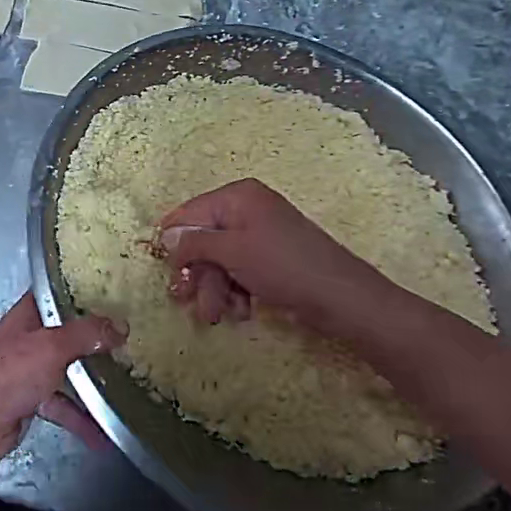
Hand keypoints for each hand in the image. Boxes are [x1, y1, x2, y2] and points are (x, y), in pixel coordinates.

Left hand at [0, 292, 123, 466]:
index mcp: (29, 314)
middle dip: (94, 341)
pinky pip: (62, 405)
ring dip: (91, 383)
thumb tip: (118, 325)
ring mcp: (28, 369)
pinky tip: (102, 435)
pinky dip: (81, 418)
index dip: (85, 295)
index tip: (116, 300)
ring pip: (67, 371)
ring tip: (123, 389)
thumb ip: (85, 335)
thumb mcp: (50, 347)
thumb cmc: (5, 373)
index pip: (59, 295)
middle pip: (67, 335)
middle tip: (128, 345)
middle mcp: (29, 338)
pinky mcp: (30, 399)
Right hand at [158, 178, 391, 333]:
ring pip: (220, 260)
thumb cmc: (283, 266)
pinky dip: (235, 291)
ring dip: (215, 288)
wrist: (345, 301)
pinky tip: (241, 310)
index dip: (174, 241)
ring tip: (218, 315)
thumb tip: (165, 236)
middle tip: (187, 301)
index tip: (165, 269)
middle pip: (204, 240)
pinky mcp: (272, 260)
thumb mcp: (231, 251)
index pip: (189, 213)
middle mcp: (247, 209)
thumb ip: (193, 242)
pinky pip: (240, 270)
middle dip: (198, 273)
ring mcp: (261, 235)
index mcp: (237, 196)